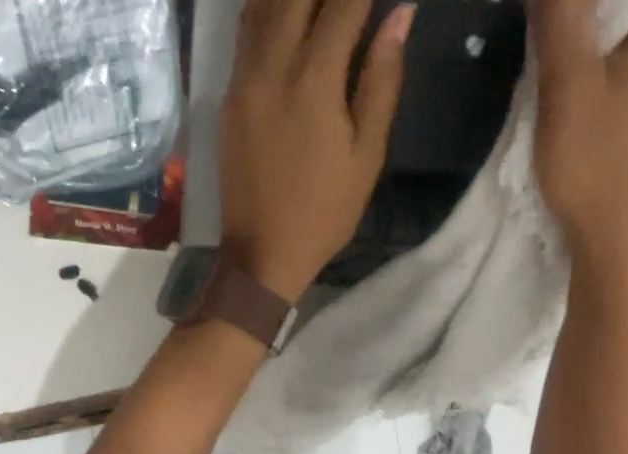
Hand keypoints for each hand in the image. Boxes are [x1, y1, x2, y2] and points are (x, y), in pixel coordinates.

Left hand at [219, 0, 414, 298]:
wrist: (261, 254)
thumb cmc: (324, 212)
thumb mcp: (366, 155)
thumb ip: (381, 80)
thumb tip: (401, 14)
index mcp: (314, 81)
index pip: (343, 3)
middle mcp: (271, 68)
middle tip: (348, 0)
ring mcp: (242, 81)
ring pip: (261, 5)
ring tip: (319, 2)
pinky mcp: (227, 97)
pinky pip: (244, 32)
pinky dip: (265, 8)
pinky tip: (285, 8)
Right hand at [531, 0, 627, 253]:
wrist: (623, 243)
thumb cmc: (598, 161)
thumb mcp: (567, 83)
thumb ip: (560, 13)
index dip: (581, 3)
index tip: (549, 19)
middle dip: (586, 16)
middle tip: (543, 38)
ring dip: (591, 40)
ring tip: (551, 61)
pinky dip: (605, 65)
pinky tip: (577, 91)